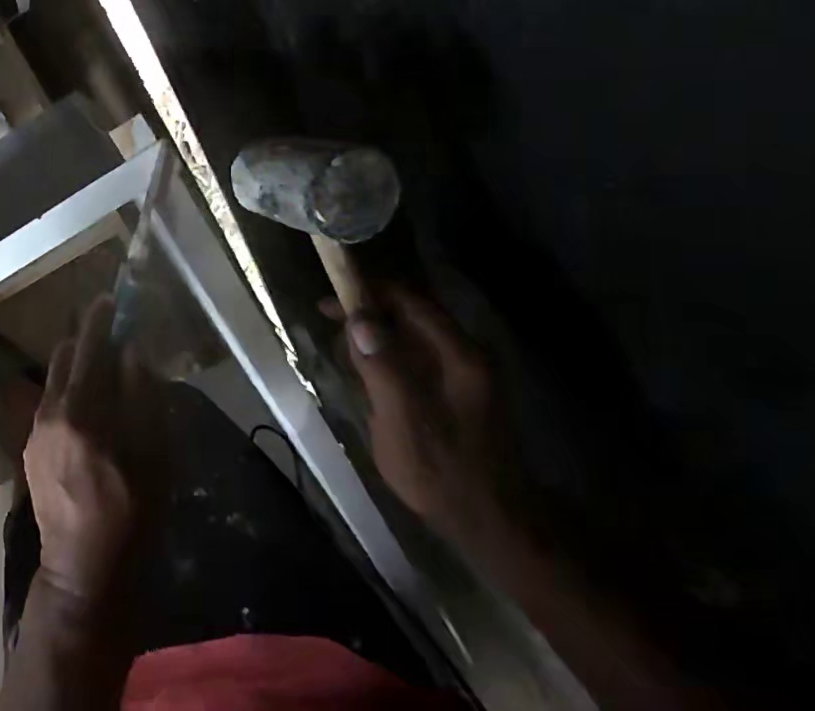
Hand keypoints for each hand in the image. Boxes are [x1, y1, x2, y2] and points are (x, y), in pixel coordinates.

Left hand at [23, 296, 151, 605]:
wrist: (85, 567)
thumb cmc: (133, 515)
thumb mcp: (154, 456)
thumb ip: (142, 396)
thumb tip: (134, 350)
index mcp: (81, 411)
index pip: (89, 348)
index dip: (100, 320)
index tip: (110, 299)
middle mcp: (49, 411)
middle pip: (64, 357)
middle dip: (87, 339)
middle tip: (112, 331)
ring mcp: (34, 429)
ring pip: (54, 380)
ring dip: (77, 365)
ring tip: (104, 369)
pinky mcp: (29, 447)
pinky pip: (49, 404)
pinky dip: (69, 392)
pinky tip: (90, 409)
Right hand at [323, 285, 502, 543]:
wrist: (488, 522)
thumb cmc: (441, 469)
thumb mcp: (401, 418)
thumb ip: (381, 366)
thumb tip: (357, 319)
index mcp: (459, 358)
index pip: (413, 304)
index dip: (370, 292)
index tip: (331, 296)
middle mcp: (466, 358)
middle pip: (412, 315)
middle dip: (368, 312)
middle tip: (326, 320)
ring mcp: (462, 376)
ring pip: (412, 336)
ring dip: (374, 333)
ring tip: (339, 346)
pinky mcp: (454, 393)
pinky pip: (415, 357)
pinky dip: (385, 353)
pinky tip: (363, 370)